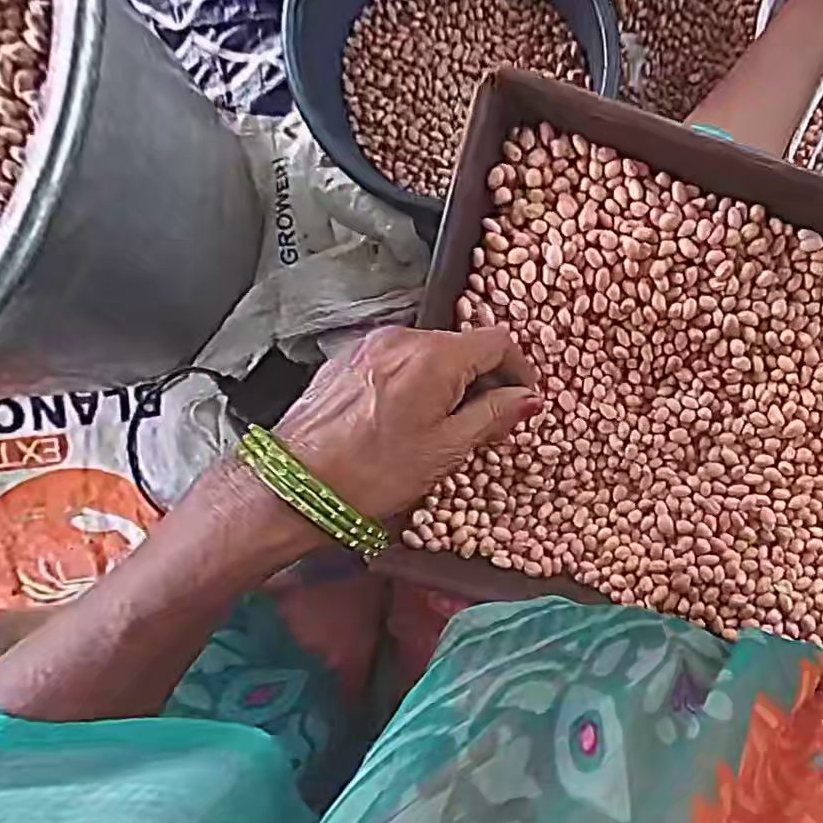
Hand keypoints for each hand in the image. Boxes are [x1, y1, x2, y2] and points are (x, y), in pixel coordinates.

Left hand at [270, 326, 540, 519]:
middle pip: (463, 345)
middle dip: (485, 379)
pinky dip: (418, 381)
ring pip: (431, 353)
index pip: (497, 341)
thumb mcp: (446, 449)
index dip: (520, 370)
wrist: (294, 484)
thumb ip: (492, 415)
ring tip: (447, 425)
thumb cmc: (372, 473)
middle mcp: (402, 338)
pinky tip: (410, 418)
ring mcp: (371, 345)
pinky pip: (399, 360)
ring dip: (451, 382)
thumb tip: (527, 398)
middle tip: (489, 421)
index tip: (522, 399)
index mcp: (434, 357)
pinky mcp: (348, 359)